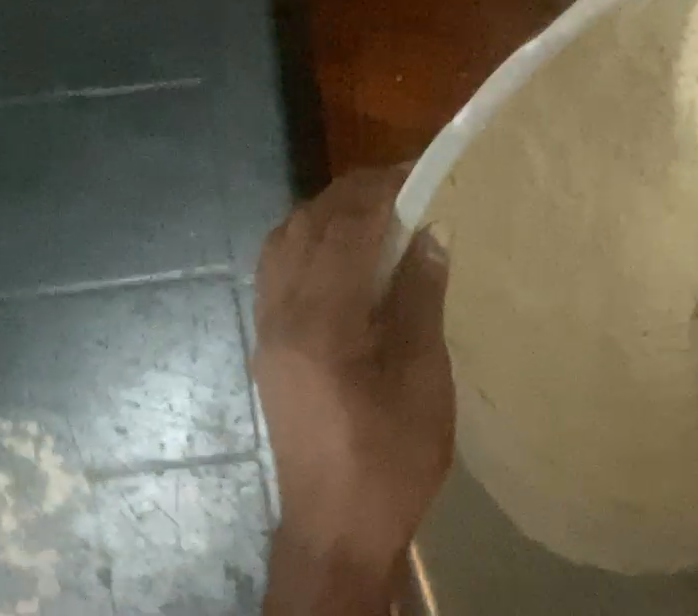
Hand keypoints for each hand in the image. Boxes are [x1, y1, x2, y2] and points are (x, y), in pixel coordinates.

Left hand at [255, 167, 452, 614]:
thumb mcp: (422, 376)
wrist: (336, 530)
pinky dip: (310, 242)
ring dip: (327, 213)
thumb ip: (419, 297)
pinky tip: (344, 252)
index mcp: (321, 323)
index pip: (346, 229)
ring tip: (375, 209)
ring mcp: (267, 331)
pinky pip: (279, 270)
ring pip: (284, 243)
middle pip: (307, 225)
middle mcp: (281, 317)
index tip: (419, 167)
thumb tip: (431, 232)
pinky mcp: (267, 347)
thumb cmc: (392, 458)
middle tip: (403, 182)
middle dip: (353, 193)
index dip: (382, 190)